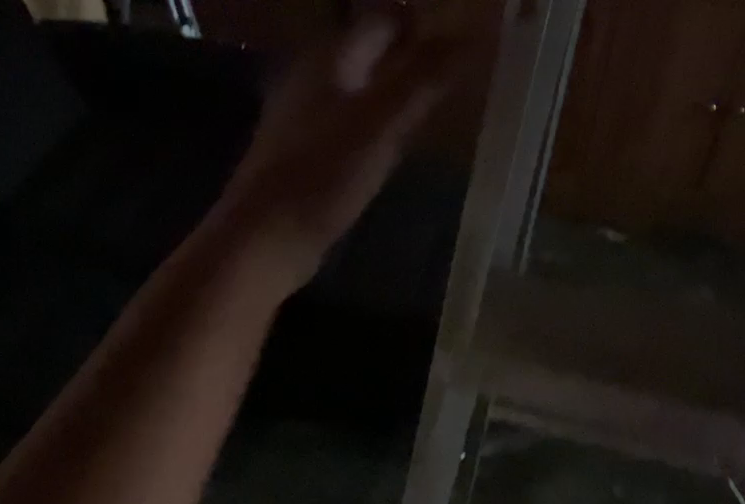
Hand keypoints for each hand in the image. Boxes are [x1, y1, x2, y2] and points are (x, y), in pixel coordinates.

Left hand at [211, 14, 459, 288]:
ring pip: (361, 90)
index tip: (468, 34)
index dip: (426, 23)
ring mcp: (305, 118)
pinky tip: (398, 145)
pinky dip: (378, 126)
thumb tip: (480, 31)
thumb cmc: (321, 177)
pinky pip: (350, 127)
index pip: (387, 20)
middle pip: (372, 53)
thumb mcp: (382, 125)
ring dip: (397, 92)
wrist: (264, 240)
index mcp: (330, 56)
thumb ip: (427, 77)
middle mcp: (314, 77)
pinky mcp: (305, 158)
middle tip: (462, 69)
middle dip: (414, 55)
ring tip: (441, 103)